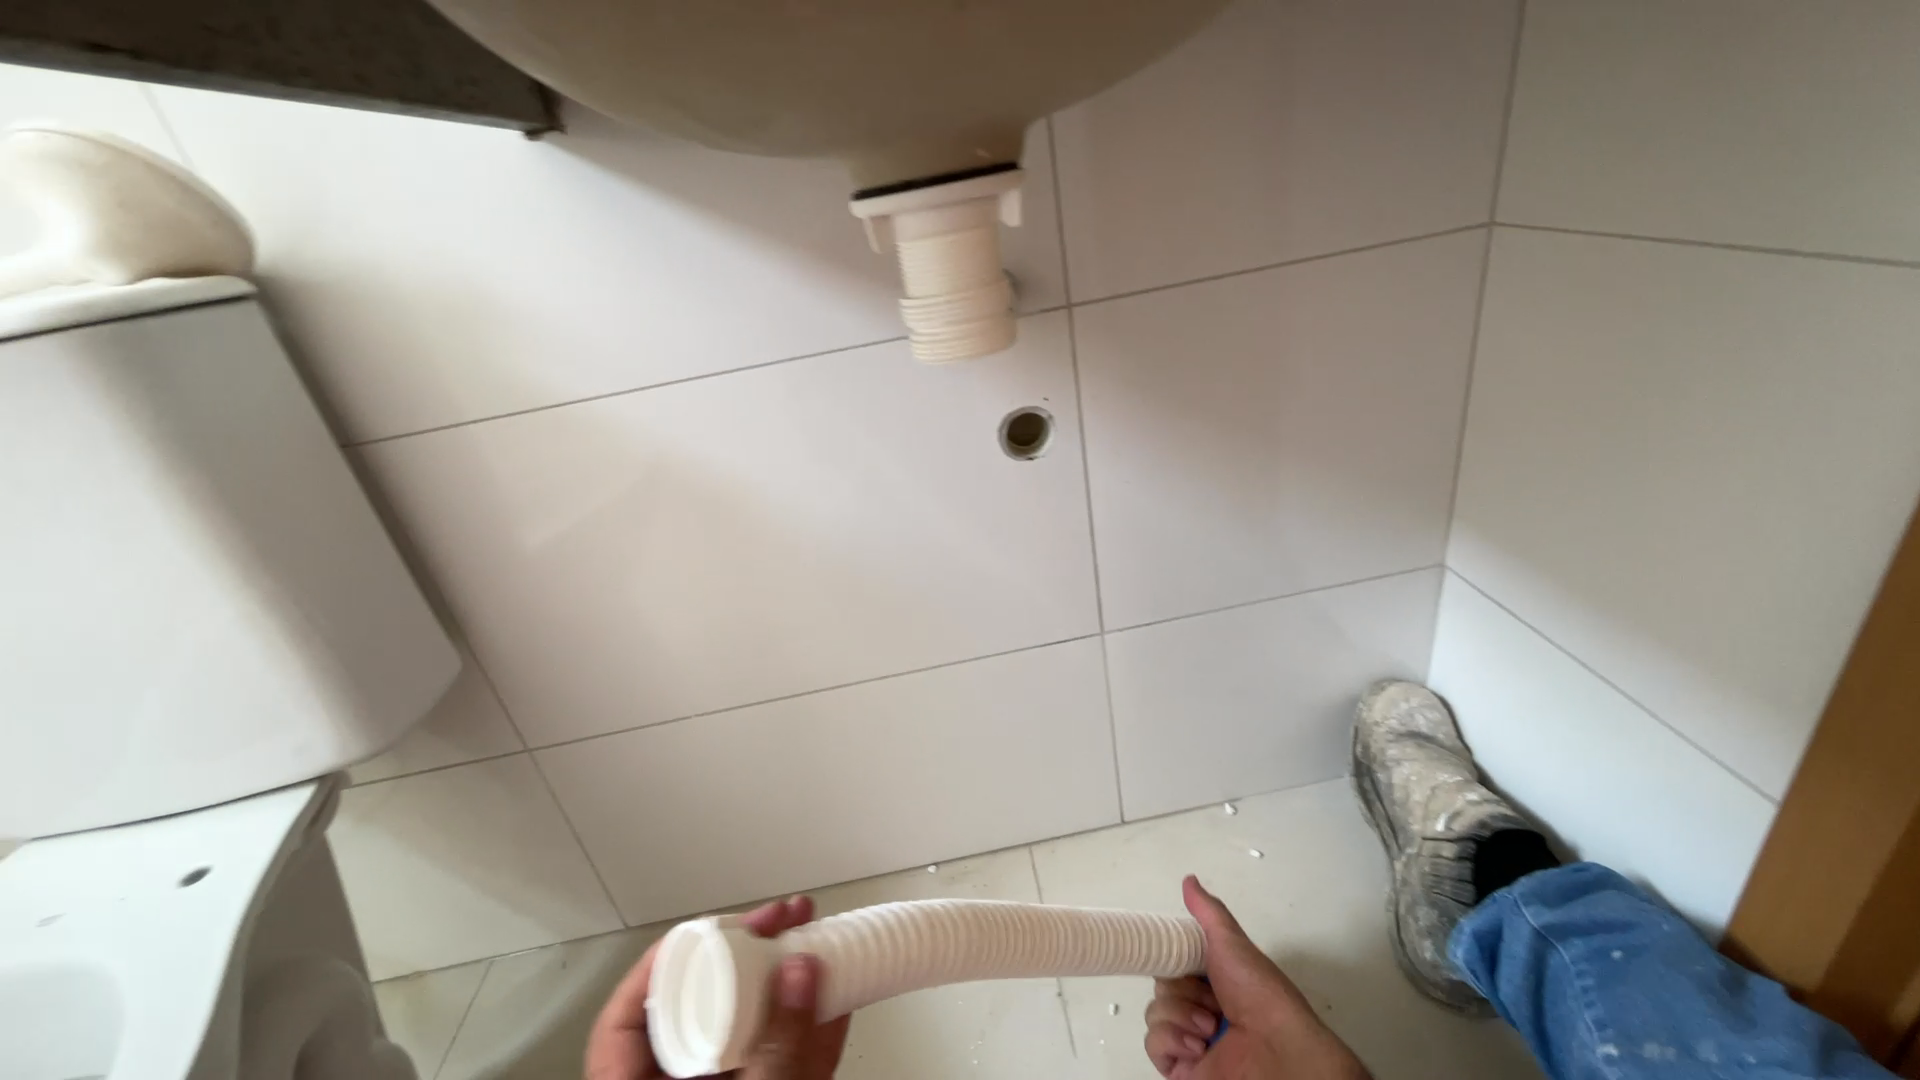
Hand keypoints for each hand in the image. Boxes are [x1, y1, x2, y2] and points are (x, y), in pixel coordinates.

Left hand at [587, 896, 851, 1079]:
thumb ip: (773, 1049)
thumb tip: (797, 969)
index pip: (628, 1018)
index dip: (662, 964)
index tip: (707, 931)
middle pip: (700, 1008)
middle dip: (748, 953)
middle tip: (782, 919)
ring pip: (750, 1029)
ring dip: (789, 978)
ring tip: (817, 935)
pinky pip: (788, 1060)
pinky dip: (815, 1027)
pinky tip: (840, 994)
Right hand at [1145, 876, 1371, 1079]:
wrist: (1279, 1052)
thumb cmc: (1258, 994)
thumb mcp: (1233, 943)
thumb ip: (1208, 912)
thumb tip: (1188, 879)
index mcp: (1214, 984)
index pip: (1174, 966)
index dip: (1177, 964)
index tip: (1189, 965)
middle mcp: (1200, 1011)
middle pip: (1161, 988)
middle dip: (1182, 993)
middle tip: (1211, 1004)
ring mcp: (1189, 1042)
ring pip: (1154, 1014)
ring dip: (1180, 1017)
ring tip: (1210, 1029)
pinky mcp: (1180, 1069)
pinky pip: (1153, 1045)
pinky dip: (1172, 1041)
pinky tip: (1197, 1047)